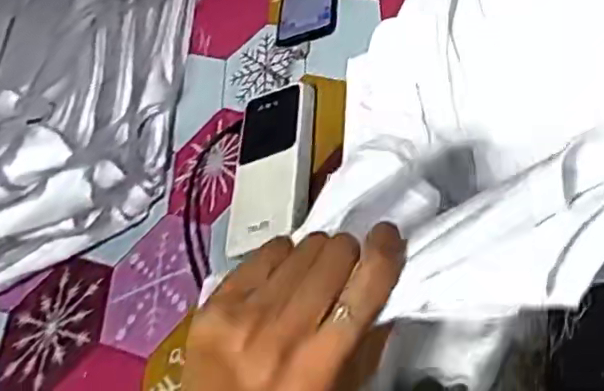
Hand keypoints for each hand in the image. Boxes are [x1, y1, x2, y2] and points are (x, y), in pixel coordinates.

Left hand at [186, 225, 404, 390]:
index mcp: (321, 365)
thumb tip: (388, 278)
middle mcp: (285, 335)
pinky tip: (274, 285)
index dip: (385, 249)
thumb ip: (368, 341)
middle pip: (338, 251)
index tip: (386, 237)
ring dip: (313, 258)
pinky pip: (268, 250)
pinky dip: (279, 261)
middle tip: (339, 275)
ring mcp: (246, 317)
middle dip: (346, 257)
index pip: (369, 282)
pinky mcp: (215, 306)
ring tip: (304, 283)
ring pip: (306, 244)